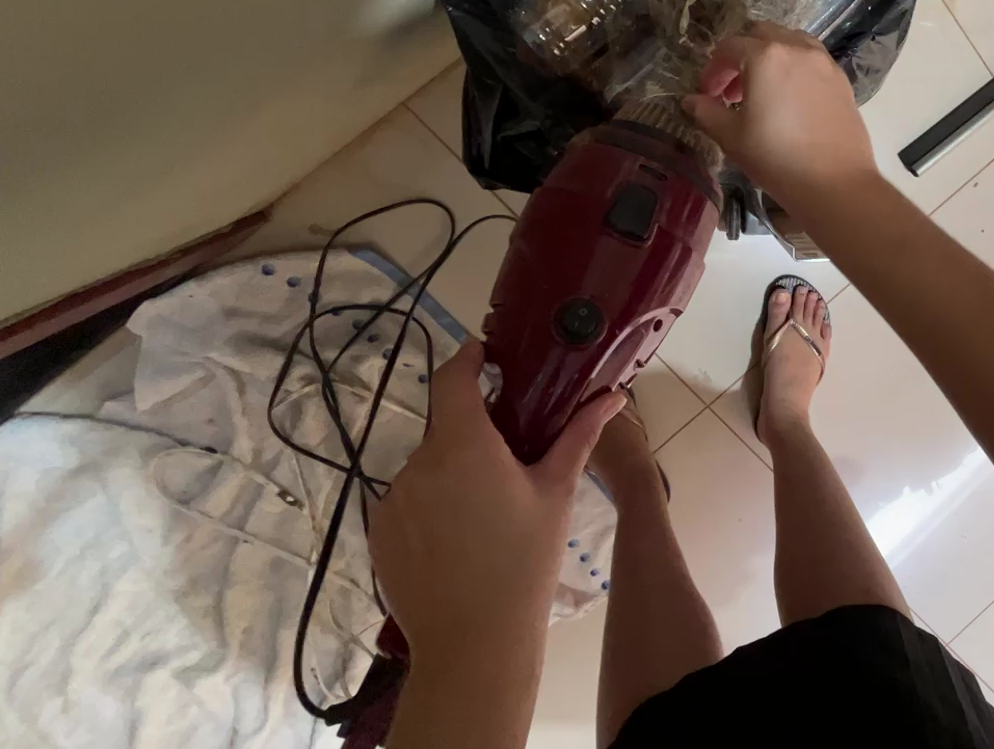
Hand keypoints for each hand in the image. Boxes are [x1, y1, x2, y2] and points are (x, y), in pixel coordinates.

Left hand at [368, 341, 626, 670]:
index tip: (489, 353)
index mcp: (463, 444)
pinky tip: (461, 534)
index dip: (468, 357)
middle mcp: (418, 463)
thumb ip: (579, 434)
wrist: (475, 641)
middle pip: (446, 424)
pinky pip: (409, 497)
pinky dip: (433, 500)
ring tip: (489, 503)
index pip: (452, 378)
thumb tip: (613, 396)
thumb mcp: (558, 490)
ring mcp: (392, 500)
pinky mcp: (379, 532)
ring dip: (455, 467)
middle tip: (512, 452)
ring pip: (429, 463)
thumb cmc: (526, 557)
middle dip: (477, 428)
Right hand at [681, 22, 881, 212]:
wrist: (836, 183)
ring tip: (764, 91)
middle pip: (761, 35)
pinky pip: (812, 60)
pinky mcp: (842, 80)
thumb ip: (707, 112)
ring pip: (791, 42)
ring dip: (771, 57)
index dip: (712, 70)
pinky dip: (795, 68)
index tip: (707, 95)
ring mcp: (824, 62)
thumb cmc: (777, 158)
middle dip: (742, 56)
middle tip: (733, 91)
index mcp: (766, 56)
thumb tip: (691, 101)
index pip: (729, 49)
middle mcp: (797, 49)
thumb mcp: (732, 137)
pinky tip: (791, 99)